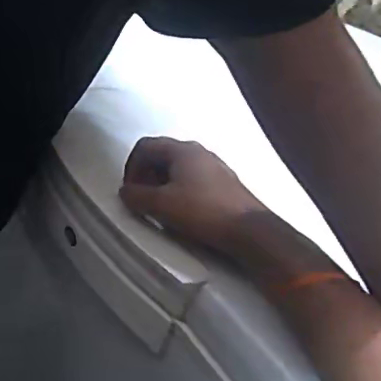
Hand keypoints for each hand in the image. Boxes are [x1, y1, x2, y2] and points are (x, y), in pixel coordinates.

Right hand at [118, 136, 270, 256]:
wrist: (254, 234)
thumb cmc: (202, 212)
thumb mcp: (159, 204)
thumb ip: (135, 195)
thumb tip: (125, 192)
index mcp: (182, 150)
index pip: (145, 146)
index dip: (131, 166)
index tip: (131, 188)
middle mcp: (201, 153)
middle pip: (162, 155)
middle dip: (147, 174)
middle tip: (143, 195)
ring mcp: (218, 168)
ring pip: (180, 168)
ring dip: (164, 183)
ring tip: (162, 205)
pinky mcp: (229, 186)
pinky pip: (196, 180)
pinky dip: (183, 190)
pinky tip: (184, 210)